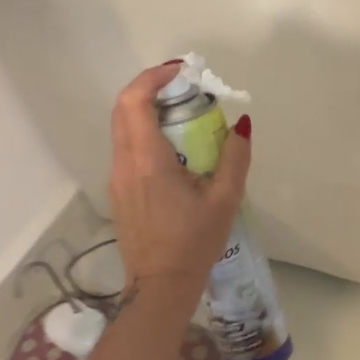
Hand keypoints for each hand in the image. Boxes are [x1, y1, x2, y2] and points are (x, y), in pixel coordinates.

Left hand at [108, 63, 251, 300]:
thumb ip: (235, 158)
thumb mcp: (225, 200)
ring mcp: (117, 179)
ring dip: (148, 112)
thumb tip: (242, 124)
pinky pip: (127, 150)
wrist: (161, 286)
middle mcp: (124, 163)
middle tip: (185, 89)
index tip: (181, 72)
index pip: (135, 100)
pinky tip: (176, 151)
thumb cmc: (194, 243)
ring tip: (184, 116)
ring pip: (123, 129)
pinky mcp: (120, 192)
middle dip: (152, 90)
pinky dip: (146, 135)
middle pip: (124, 109)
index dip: (153, 77)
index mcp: (147, 160)